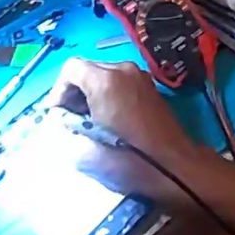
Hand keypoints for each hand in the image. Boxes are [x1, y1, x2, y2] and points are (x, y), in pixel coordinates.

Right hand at [42, 58, 211, 206]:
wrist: (177, 166)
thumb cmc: (133, 160)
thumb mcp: (90, 153)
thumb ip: (70, 131)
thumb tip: (64, 122)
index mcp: (106, 81)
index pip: (71, 68)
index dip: (58, 89)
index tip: (57, 112)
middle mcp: (122, 69)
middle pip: (87, 68)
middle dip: (74, 91)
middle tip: (69, 118)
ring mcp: (138, 74)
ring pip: (103, 73)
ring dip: (90, 92)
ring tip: (88, 120)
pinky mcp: (148, 84)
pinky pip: (119, 80)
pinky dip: (107, 92)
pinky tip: (109, 117)